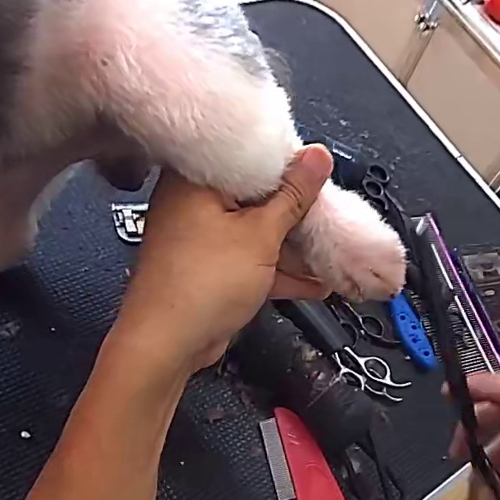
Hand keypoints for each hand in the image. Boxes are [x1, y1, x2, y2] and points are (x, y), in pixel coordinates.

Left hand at [113, 146, 332, 371]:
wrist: (170, 342)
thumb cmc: (199, 284)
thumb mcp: (261, 234)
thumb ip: (294, 197)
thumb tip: (316, 158)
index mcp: (196, 179)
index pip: (251, 158)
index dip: (289, 167)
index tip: (319, 177)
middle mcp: (194, 204)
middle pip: (258, 199)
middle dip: (297, 215)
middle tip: (328, 219)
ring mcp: (203, 240)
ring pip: (258, 235)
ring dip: (294, 250)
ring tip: (329, 256)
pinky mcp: (213, 271)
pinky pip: (253, 263)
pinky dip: (280, 271)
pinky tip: (312, 283)